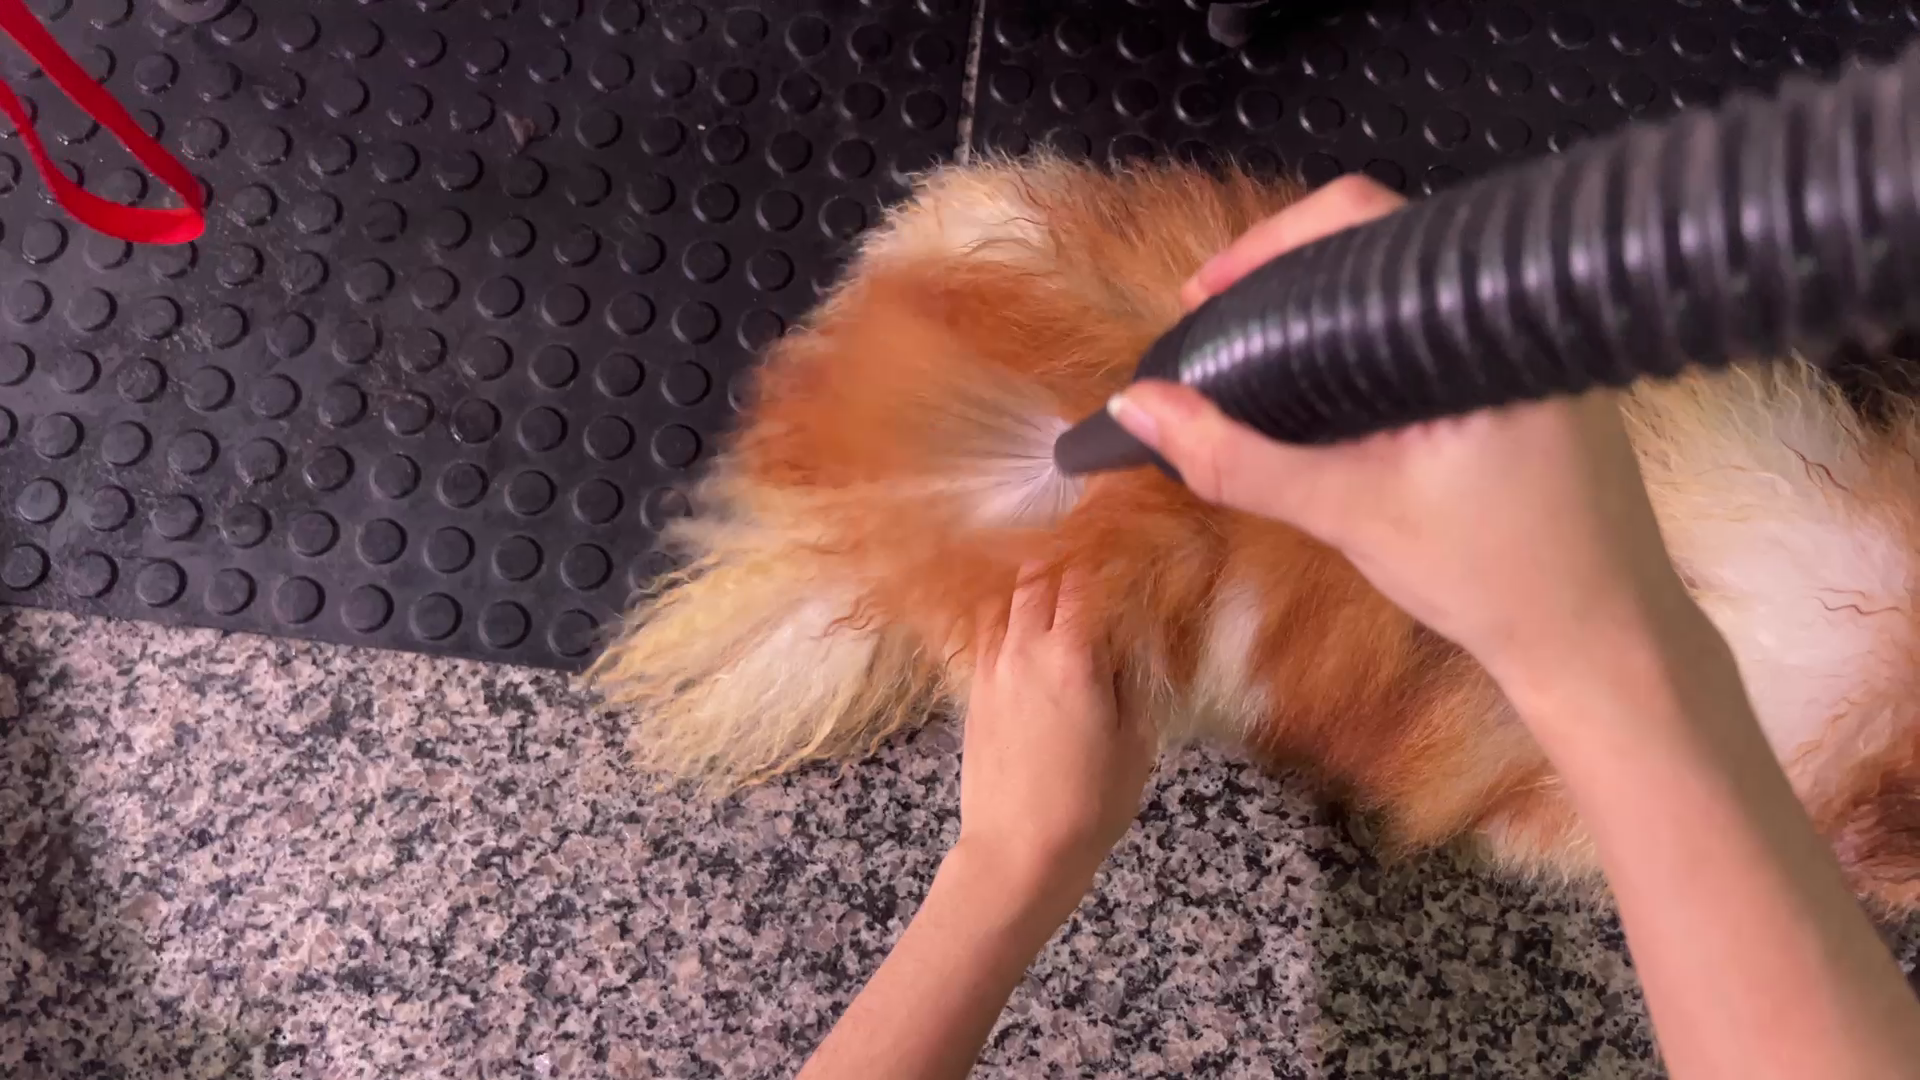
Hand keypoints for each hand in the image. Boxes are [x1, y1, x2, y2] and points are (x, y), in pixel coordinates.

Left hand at [955, 567, 1156, 904]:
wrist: (1018, 848)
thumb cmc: (1090, 801)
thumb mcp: (1135, 740)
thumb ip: (1130, 677)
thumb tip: (1128, 636)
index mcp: (1073, 656)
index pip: (1083, 584)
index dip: (1099, 560)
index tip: (1114, 551)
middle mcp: (1025, 649)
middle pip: (1036, 579)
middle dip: (1061, 562)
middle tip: (1082, 561)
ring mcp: (992, 666)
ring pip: (1005, 601)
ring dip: (1028, 586)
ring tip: (1050, 585)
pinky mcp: (974, 688)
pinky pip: (985, 633)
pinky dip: (1003, 616)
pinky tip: (1018, 625)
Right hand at [1108, 176, 1698, 695]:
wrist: (1595, 642)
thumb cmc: (1487, 572)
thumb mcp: (1344, 513)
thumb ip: (1235, 461)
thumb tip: (1132, 406)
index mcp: (1481, 311)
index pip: (1363, 219)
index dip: (1264, 246)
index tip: (1195, 299)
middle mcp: (1504, 307)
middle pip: (1368, 248)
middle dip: (1272, 283)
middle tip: (1206, 333)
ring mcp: (1511, 343)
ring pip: (1384, 295)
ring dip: (1303, 318)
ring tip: (1240, 357)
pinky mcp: (1505, 379)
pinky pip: (1406, 334)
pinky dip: (1343, 350)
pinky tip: (1307, 389)